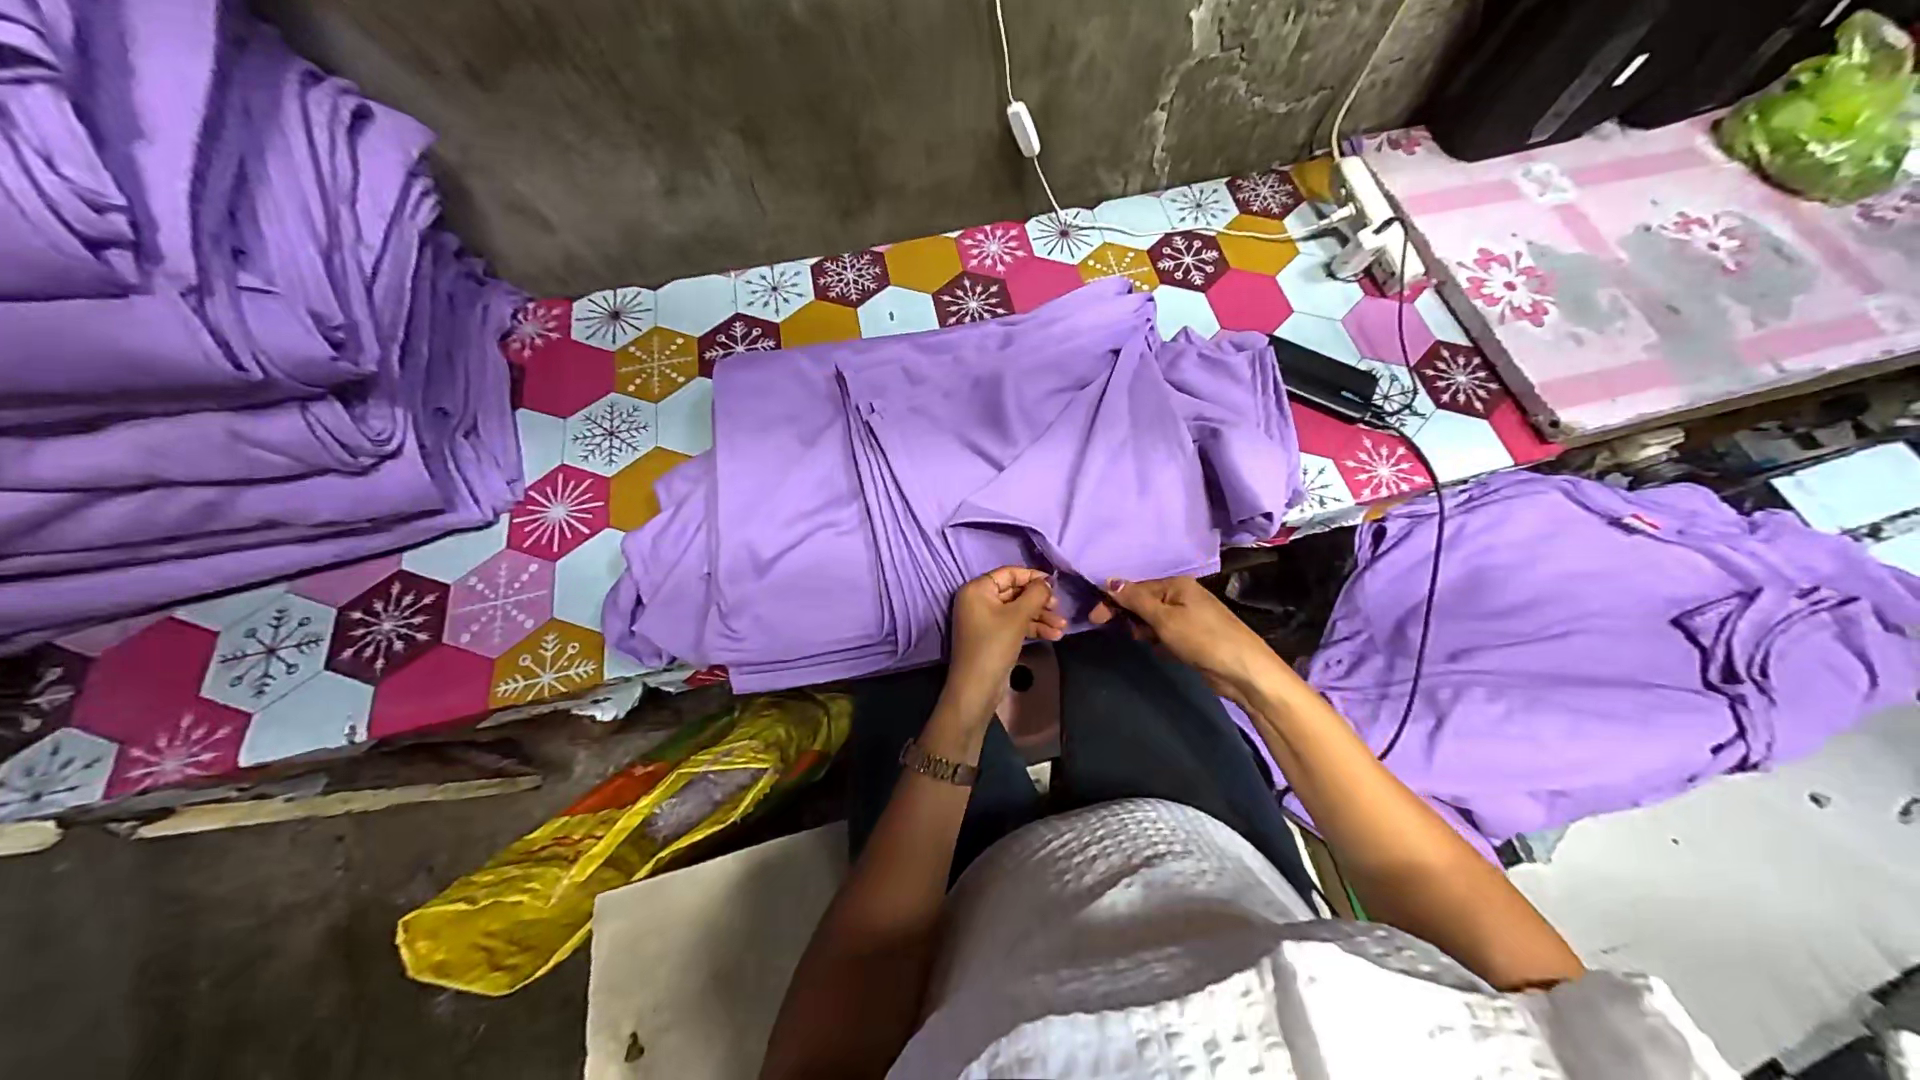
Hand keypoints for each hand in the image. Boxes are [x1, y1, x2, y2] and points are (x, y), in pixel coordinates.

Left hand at [947, 566, 1066, 699]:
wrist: (977, 687)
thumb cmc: (994, 645)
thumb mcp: (1017, 616)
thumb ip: (1035, 594)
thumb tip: (1046, 582)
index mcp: (977, 589)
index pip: (1008, 573)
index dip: (1032, 576)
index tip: (1054, 583)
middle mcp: (979, 600)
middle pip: (1015, 592)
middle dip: (1039, 601)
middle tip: (1059, 608)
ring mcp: (985, 619)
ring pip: (1018, 610)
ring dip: (1040, 617)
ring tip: (1062, 627)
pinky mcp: (993, 636)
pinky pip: (1015, 625)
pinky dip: (1032, 628)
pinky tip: (1054, 635)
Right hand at [1090, 576, 1278, 701]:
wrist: (1242, 669)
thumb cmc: (1202, 639)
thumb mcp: (1164, 618)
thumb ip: (1135, 600)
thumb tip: (1109, 581)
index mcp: (1176, 584)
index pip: (1135, 588)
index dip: (1113, 601)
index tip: (1094, 618)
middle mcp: (1181, 595)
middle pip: (1143, 601)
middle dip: (1128, 616)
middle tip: (1116, 632)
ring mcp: (1188, 616)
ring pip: (1152, 619)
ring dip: (1144, 630)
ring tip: (1148, 642)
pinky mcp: (1192, 636)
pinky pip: (1164, 633)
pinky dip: (1158, 640)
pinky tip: (1160, 650)